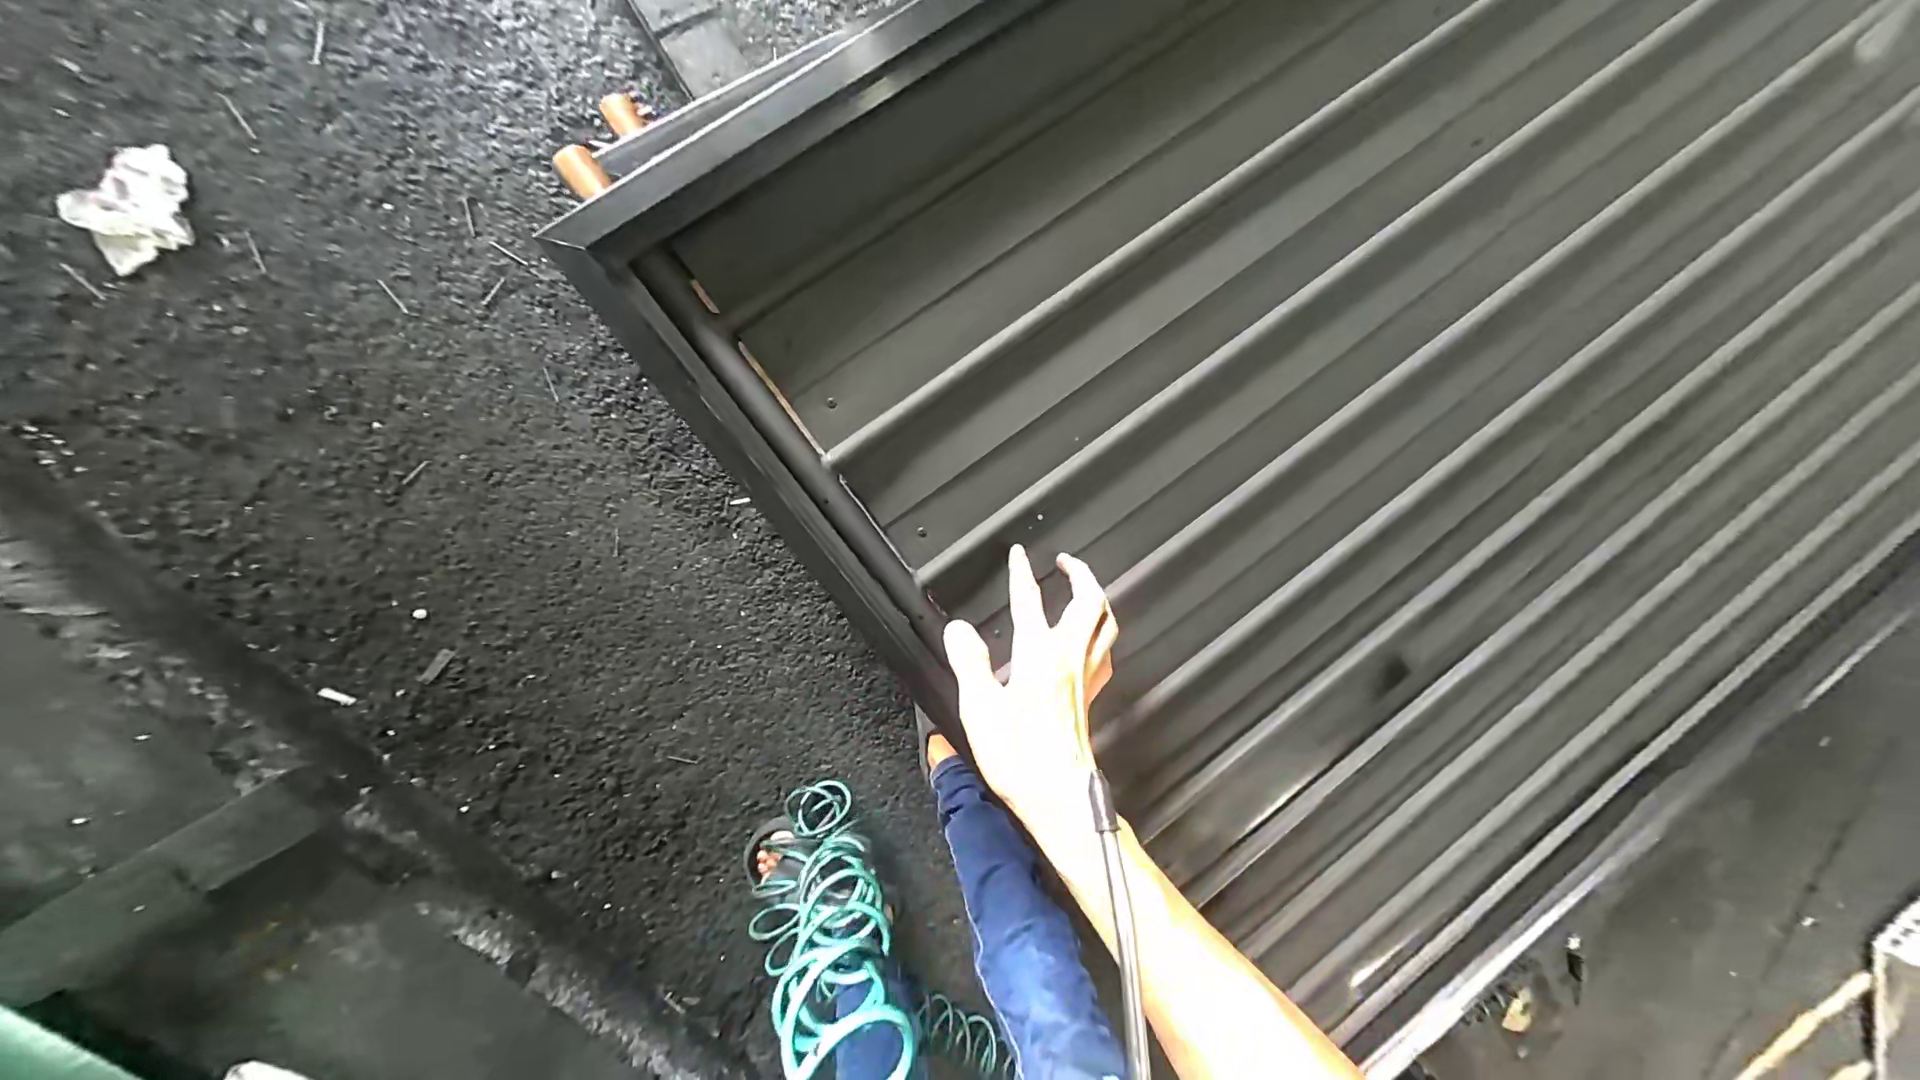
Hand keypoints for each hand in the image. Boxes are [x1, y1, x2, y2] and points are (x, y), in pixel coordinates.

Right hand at [943, 545, 1119, 837]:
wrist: (1060, 796)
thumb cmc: (1025, 760)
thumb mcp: (981, 708)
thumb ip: (969, 662)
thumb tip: (958, 630)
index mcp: (1039, 656)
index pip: (1030, 601)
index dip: (1021, 573)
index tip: (1018, 556)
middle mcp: (1068, 660)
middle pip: (1088, 601)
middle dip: (1078, 573)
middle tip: (1064, 561)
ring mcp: (1084, 677)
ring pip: (1105, 623)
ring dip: (1097, 598)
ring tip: (1086, 587)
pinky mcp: (1090, 697)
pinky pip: (1105, 653)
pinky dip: (1101, 634)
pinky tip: (1093, 640)